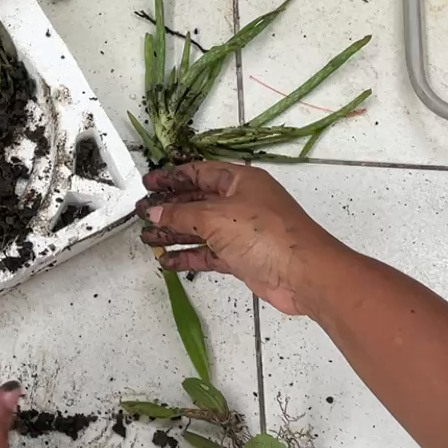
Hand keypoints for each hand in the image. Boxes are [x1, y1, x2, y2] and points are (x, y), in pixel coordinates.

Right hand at [137, 161, 352, 316]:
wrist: (304, 274)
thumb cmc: (267, 234)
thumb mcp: (216, 217)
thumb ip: (181, 214)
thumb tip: (155, 211)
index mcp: (240, 181)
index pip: (200, 173)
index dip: (173, 177)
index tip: (150, 183)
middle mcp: (241, 202)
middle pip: (197, 201)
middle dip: (169, 207)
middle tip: (143, 212)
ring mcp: (241, 231)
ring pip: (200, 229)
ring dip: (174, 233)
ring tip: (147, 239)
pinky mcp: (241, 257)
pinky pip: (208, 253)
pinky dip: (188, 256)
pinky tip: (167, 261)